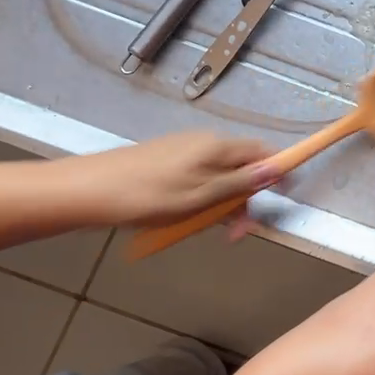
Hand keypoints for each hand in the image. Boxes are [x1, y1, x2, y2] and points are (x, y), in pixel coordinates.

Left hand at [49, 133, 280, 227]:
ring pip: (218, 175)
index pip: (263, 151)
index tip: (287, 194)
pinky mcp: (164, 160)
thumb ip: (240, 184)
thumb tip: (276, 170)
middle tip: (237, 232)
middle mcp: (205, 142)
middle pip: (241, 166)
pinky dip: (202, 197)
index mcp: (218, 147)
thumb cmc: (148, 196)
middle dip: (245, 197)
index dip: (278, 170)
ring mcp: (183, 150)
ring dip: (222, 202)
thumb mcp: (200, 197)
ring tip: (206, 228)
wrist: (86, 191)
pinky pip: (198, 178)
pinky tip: (185, 217)